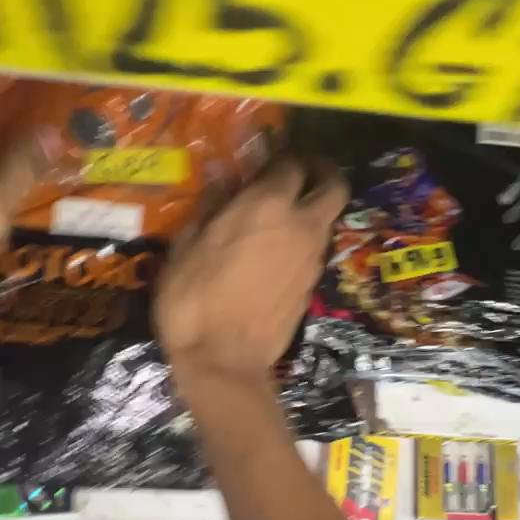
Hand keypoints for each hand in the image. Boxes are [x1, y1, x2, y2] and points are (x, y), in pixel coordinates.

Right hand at [156, 155, 348, 387]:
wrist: (224, 361)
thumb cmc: (194, 300)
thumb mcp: (185, 247)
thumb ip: (209, 209)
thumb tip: (221, 184)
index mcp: (267, 205)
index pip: (289, 164)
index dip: (279, 158)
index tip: (266, 161)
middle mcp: (301, 225)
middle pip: (334, 186)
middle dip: (323, 173)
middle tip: (302, 173)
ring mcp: (312, 258)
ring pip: (328, 220)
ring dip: (314, 210)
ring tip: (283, 217)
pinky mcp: (312, 287)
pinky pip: (316, 251)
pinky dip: (305, 242)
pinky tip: (277, 254)